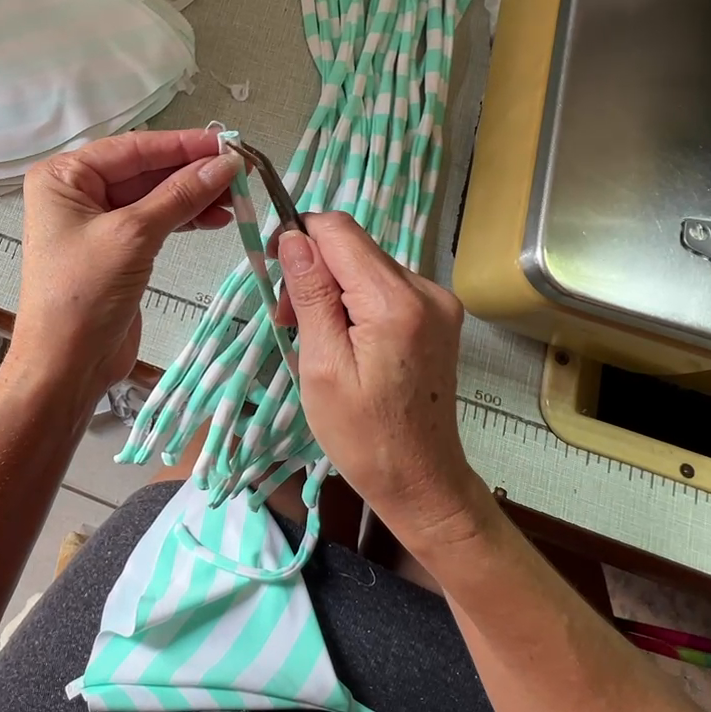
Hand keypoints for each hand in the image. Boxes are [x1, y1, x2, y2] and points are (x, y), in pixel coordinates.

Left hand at [12, 129, 240, 404]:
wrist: (65, 365)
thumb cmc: (85, 293)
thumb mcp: (133, 235)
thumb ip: (180, 196)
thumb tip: (226, 164)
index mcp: (64, 176)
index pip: (132, 148)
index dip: (183, 145)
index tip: (230, 143)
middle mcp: (76, 192)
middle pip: (143, 170)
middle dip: (191, 172)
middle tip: (242, 173)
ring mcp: (95, 222)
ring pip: (153, 196)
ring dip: (194, 196)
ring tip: (238, 198)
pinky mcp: (115, 250)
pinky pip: (154, 221)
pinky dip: (184, 218)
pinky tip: (216, 218)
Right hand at [275, 212, 487, 550]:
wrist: (421, 481)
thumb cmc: (361, 435)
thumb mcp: (322, 365)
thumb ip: (311, 295)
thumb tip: (293, 237)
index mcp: (395, 302)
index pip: (339, 230)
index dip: (298, 237)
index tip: (274, 273)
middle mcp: (426, 289)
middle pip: (351, 246)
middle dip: (311, 271)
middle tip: (289, 322)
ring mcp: (437, 302)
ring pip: (363, 264)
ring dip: (329, 289)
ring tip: (314, 337)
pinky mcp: (436, 315)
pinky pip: (380, 285)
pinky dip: (352, 301)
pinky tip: (342, 339)